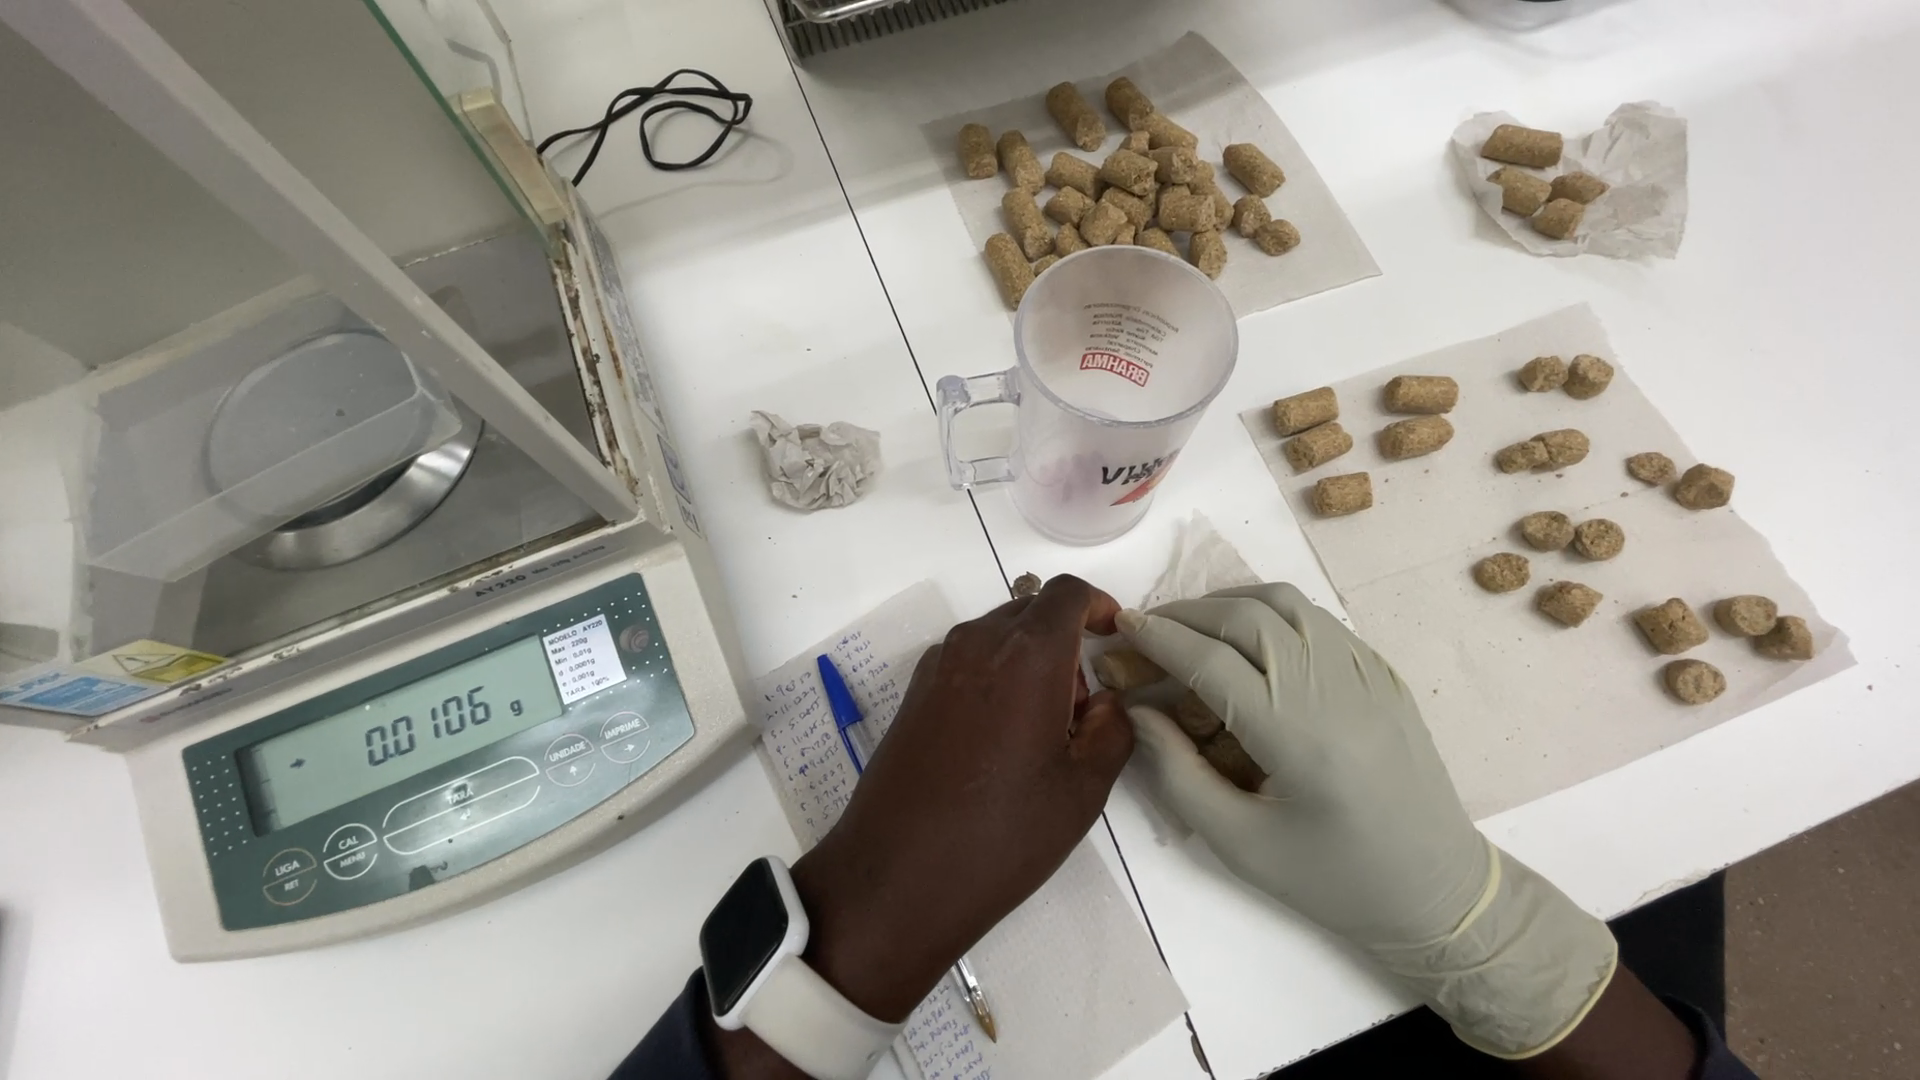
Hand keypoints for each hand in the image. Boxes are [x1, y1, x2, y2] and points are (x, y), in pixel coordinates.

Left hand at [790, 575, 1132, 1021]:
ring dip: (1028, 659)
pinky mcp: (913, 692)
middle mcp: (976, 643)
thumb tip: (1103, 701)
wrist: (894, 876)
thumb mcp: (1082, 789)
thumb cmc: (1001, 833)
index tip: (1114, 637)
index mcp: (1026, 654)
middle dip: (1066, 640)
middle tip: (1080, 706)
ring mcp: (937, 665)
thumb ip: (1111, 728)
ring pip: (996, 635)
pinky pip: (967, 660)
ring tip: (1039, 730)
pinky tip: (997, 738)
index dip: (1098, 604)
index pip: (1067, 592)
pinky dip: (994, 674)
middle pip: (1031, 610)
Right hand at [1119, 583, 1616, 1058]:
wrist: (1439, 892)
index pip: (1210, 660)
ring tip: (1193, 625)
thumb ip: (1176, 771)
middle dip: (1184, 613)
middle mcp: (1331, 686)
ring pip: (1283, 602)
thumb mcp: (1237, 842)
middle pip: (1243, 617)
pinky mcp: (1381, 672)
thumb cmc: (1331, 878)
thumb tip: (1137, 710)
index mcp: (1295, 733)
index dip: (1158, 637)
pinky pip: (1316, 617)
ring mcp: (1364, 672)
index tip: (1122, 624)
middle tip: (1147, 627)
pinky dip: (1268, 610)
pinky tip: (1249, 637)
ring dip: (1227, 602)